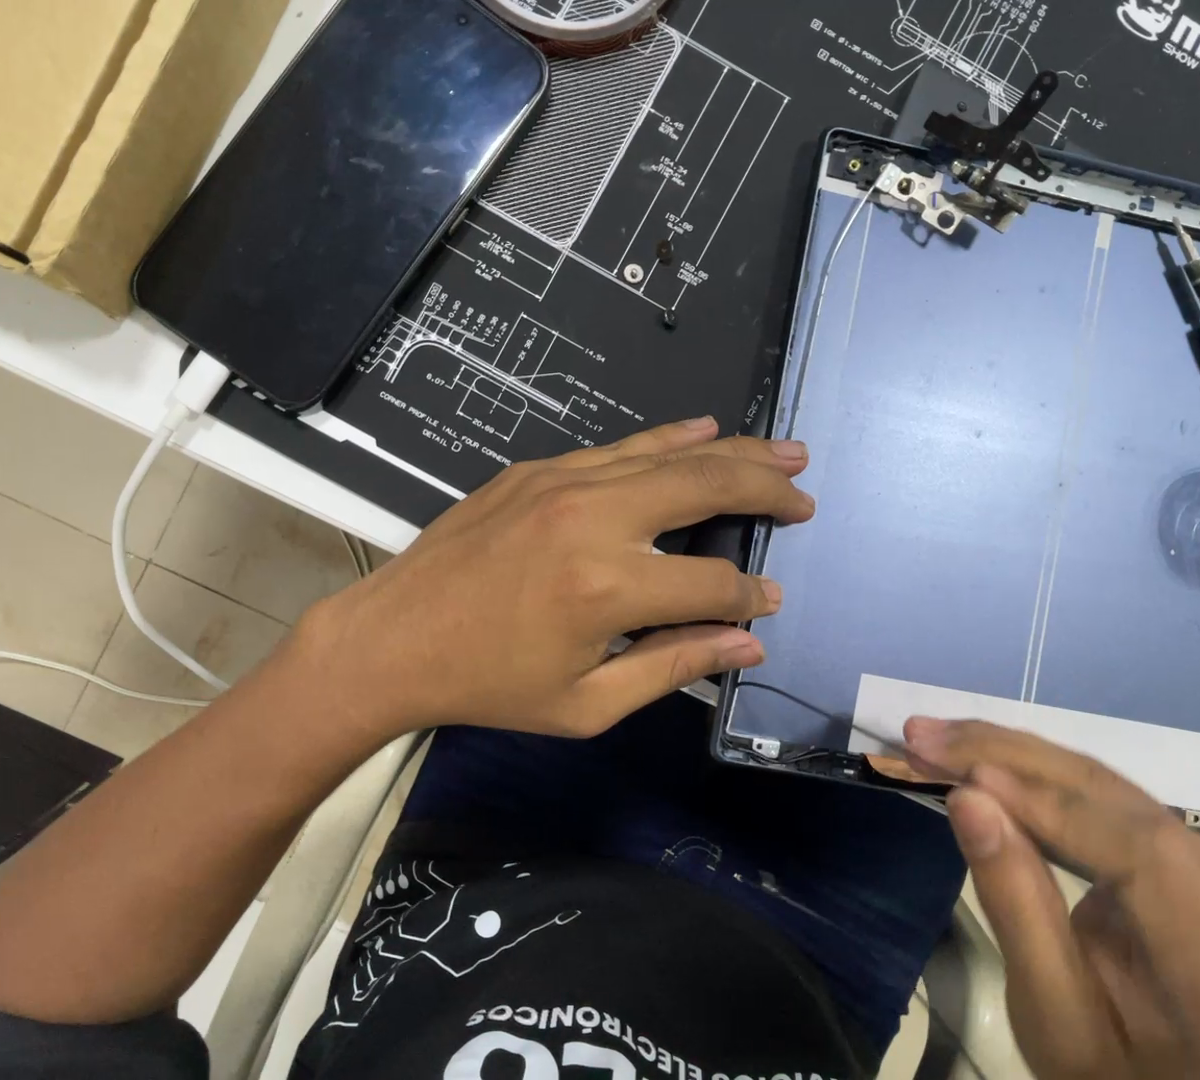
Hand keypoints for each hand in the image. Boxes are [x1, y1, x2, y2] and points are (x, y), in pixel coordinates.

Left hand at [294, 417, 813, 738]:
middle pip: (706, 488)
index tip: (767, 603)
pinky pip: (620, 447)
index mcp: (608, 589)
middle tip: (806, 494)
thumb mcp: (585, 705)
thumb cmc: (489, 685)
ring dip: (734, 452)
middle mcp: (594, 520)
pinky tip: (705, 430)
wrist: (392, 638)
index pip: (712, 584)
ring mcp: (563, 483)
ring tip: (785, 453)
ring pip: (669, 455)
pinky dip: (670, 438)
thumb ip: (673, 667)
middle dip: (766, 490)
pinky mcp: (538, 470)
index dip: (749, 596)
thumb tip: (748, 642)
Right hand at [904, 718, 1199, 1079]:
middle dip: (1013, 759)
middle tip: (922, 736)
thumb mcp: (1048, 1013)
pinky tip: (985, 761)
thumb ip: (1014, 904)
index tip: (964, 778)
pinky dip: (1038, 777)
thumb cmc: (1101, 1072)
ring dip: (1016, 757)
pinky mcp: (1187, 858)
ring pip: (1109, 790)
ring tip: (936, 738)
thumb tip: (967, 799)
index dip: (1049, 806)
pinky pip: (1109, 802)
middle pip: (1120, 803)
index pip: (1140, 854)